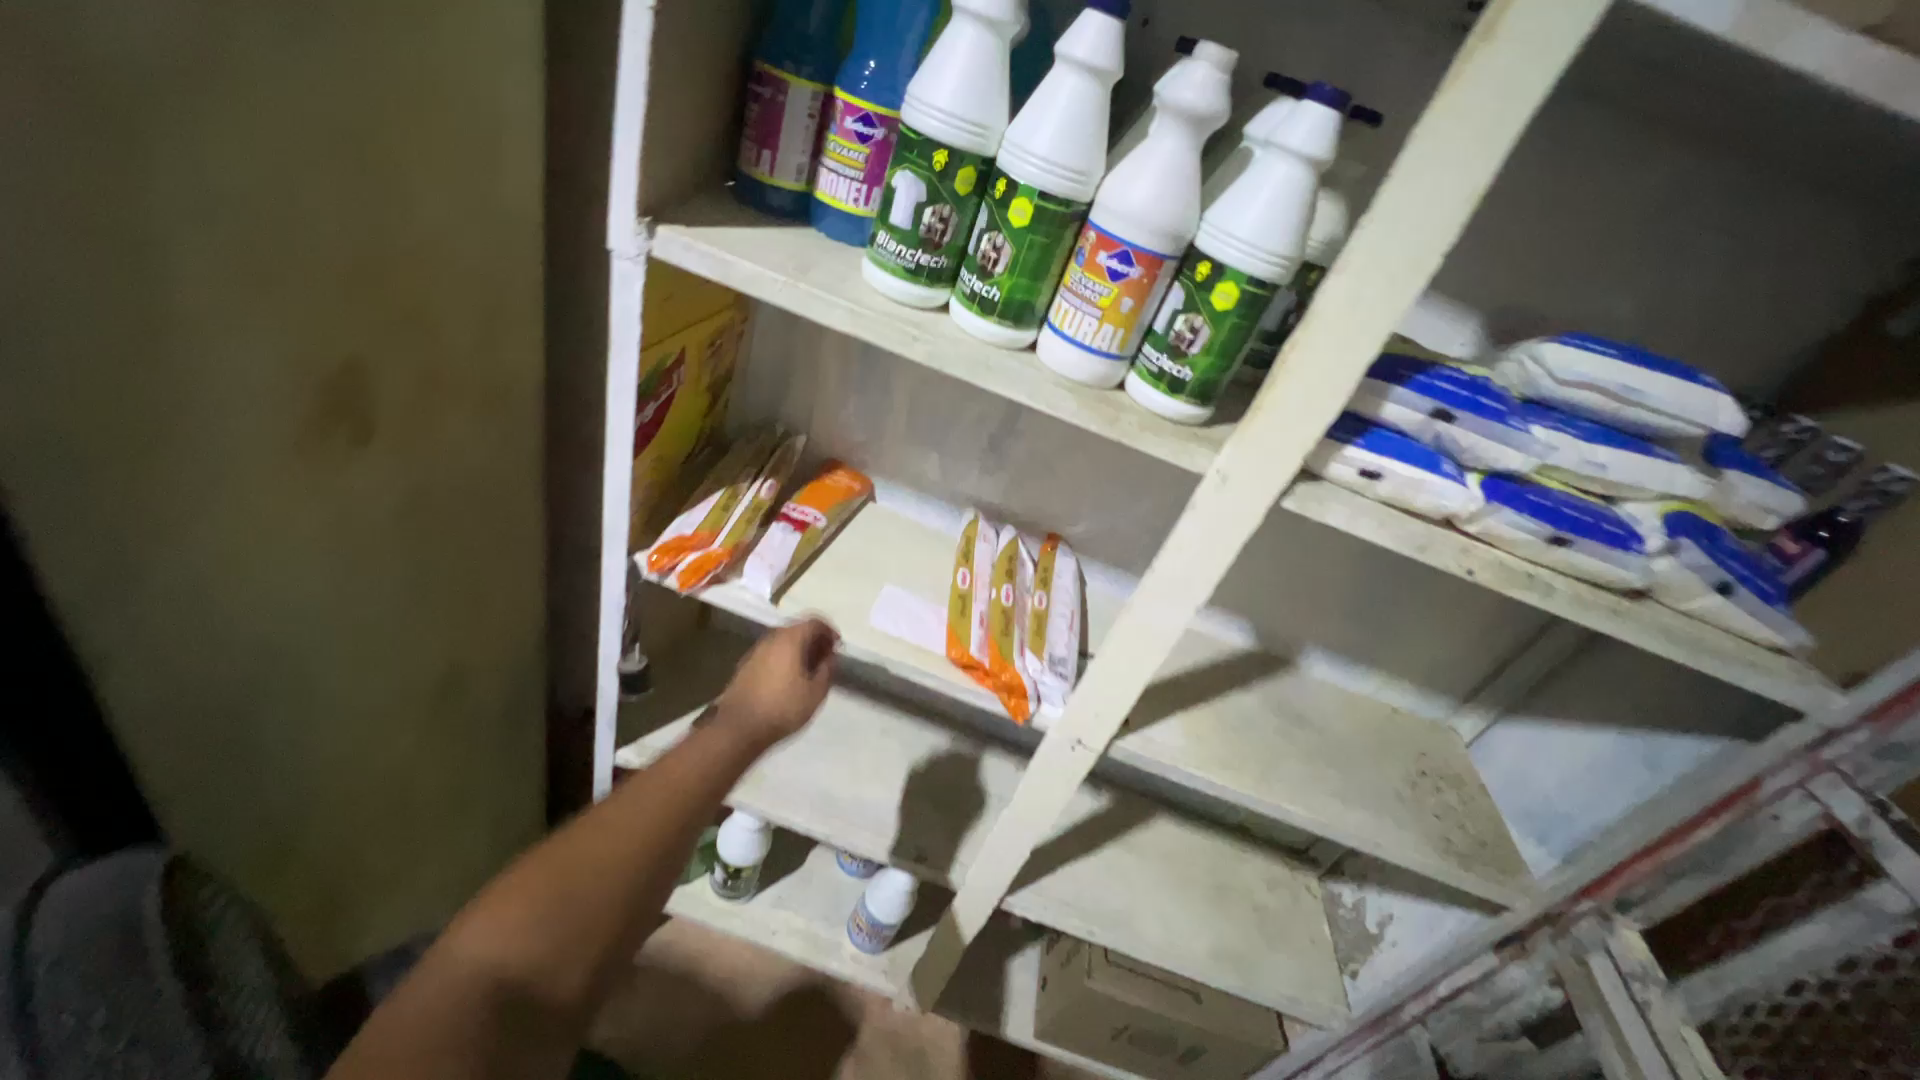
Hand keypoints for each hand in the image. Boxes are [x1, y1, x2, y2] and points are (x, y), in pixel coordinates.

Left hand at [713, 617, 837, 749]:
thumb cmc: (782, 708)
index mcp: (790, 639)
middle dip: (815, 640)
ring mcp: (755, 651)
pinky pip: (772, 653)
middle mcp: (771, 638)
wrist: (738, 727)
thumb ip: (827, 669)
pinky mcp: (746, 665)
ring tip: (810, 670)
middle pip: (797, 628)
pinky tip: (790, 678)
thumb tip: (830, 657)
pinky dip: (785, 657)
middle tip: (825, 658)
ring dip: (799, 649)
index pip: (814, 621)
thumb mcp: (815, 693)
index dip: (830, 631)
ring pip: (783, 641)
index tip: (838, 647)